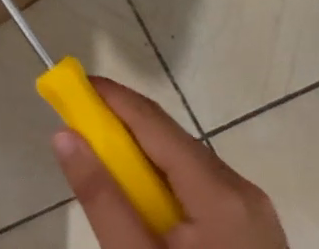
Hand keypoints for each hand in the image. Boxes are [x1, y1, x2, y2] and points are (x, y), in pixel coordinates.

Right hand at [53, 77, 286, 248]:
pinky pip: (200, 192)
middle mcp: (244, 191)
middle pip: (171, 141)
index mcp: (219, 193)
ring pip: (185, 166)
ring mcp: (254, 215)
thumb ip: (102, 198)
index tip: (67, 85)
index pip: (153, 122)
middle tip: (74, 129)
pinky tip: (141, 209)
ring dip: (140, 159)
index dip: (110, 98)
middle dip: (120, 128)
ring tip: (101, 170)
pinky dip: (163, 187)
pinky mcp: (254, 236)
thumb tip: (64, 135)